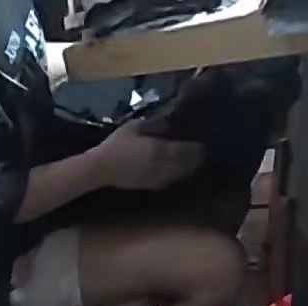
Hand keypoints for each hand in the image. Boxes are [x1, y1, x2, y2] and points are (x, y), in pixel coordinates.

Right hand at [88, 119, 203, 190]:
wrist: (101, 169)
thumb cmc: (116, 144)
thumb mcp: (137, 126)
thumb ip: (157, 123)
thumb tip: (174, 118)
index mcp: (160, 150)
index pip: (187, 149)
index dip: (199, 144)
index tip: (206, 136)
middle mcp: (163, 167)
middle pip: (188, 163)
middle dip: (198, 156)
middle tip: (205, 147)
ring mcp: (158, 179)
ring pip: (182, 174)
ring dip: (191, 167)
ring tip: (197, 157)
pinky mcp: (153, 186)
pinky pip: (173, 180)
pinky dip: (180, 174)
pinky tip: (182, 168)